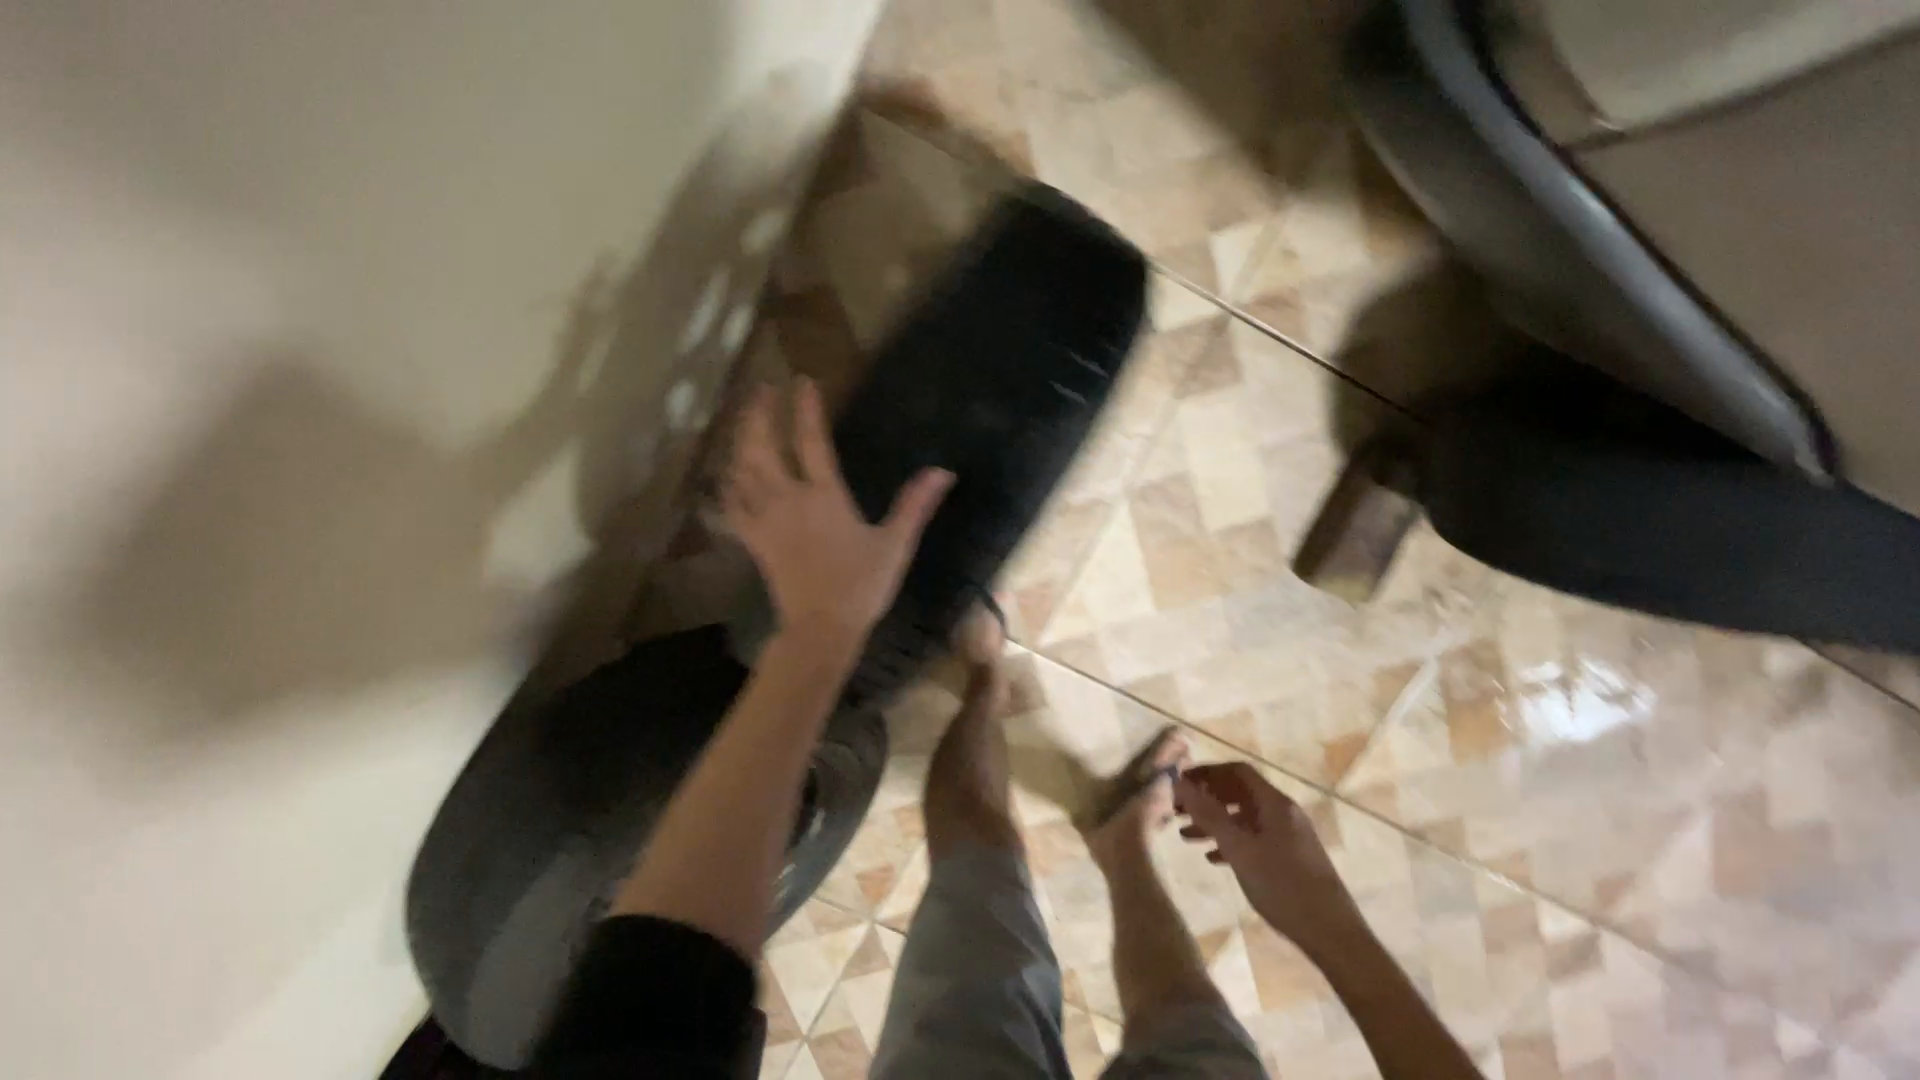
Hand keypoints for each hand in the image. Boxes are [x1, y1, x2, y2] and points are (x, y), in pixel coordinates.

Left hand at [723, 378, 953, 641]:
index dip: (805, 408)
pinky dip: (726, 485)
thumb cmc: (861, 586)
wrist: (821, 628)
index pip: (811, 440)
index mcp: (825, 496)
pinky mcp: (753, 540)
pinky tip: (725, 474)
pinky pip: (731, 505)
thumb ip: (915, 505)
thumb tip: (943, 471)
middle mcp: (789, 499)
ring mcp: (766, 520)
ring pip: (742, 470)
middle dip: (760, 414)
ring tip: (743, 419)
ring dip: (740, 440)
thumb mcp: (895, 544)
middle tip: (761, 389)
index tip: (802, 380)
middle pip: (763, 447)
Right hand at [1175, 763, 1366, 950]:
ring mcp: (1288, 836)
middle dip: (1206, 798)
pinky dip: (1230, 842)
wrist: (1332, 933)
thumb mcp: (1240, 849)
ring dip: (1214, 822)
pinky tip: (1212, 857)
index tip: (1179, 783)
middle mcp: (1282, 813)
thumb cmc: (1283, 886)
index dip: (1206, 772)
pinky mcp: (1289, 858)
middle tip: (1175, 811)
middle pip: (1239, 793)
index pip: (1237, 771)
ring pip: (1244, 818)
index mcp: (1274, 804)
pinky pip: (1253, 839)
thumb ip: (1209, 815)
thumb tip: (1179, 783)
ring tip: (1185, 835)